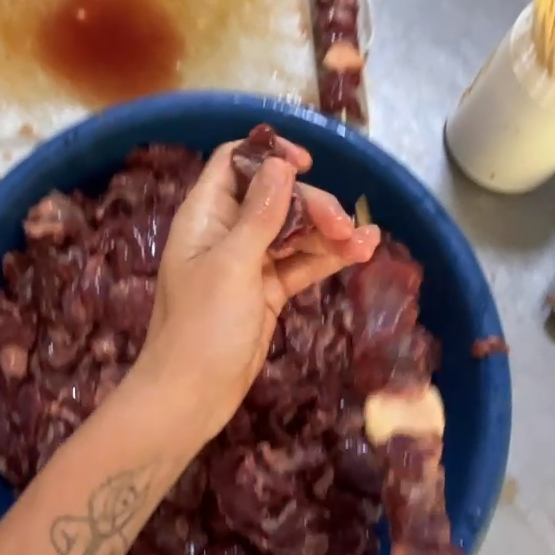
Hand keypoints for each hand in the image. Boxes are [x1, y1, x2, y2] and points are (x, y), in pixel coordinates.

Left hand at [132, 135, 379, 437]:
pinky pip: (301, 263)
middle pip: (275, 196)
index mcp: (205, 215)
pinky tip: (361, 252)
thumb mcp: (232, 265)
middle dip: (312, 204)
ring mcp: (248, 262)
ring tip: (364, 242)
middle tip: (344, 225)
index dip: (268, 156)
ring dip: (328, 231)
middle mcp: (226, 231)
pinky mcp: (268, 290)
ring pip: (293, 230)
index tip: (306, 163)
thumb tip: (279, 164)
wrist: (190, 398)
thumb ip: (259, 214)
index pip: (234, 163)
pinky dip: (328, 257)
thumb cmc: (202, 327)